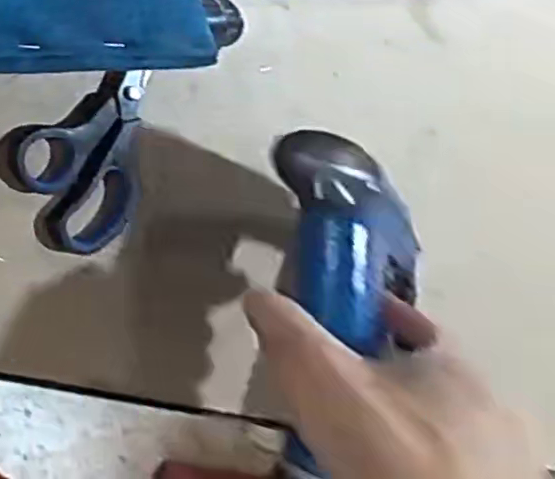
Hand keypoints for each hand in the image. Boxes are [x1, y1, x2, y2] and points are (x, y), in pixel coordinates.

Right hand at [161, 292, 540, 478]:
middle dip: (356, 357)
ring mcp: (497, 459)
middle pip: (407, 363)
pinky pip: (422, 447)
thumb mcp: (306, 359)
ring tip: (324, 411)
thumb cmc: (380, 439)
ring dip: (369, 401)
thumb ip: (279, 315)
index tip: (316, 304)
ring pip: (414, 408)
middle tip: (310, 362)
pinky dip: (386, 440)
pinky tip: (353, 448)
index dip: (354, 303)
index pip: (404, 315)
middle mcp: (492, 409)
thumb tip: (261, 299)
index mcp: (460, 369)